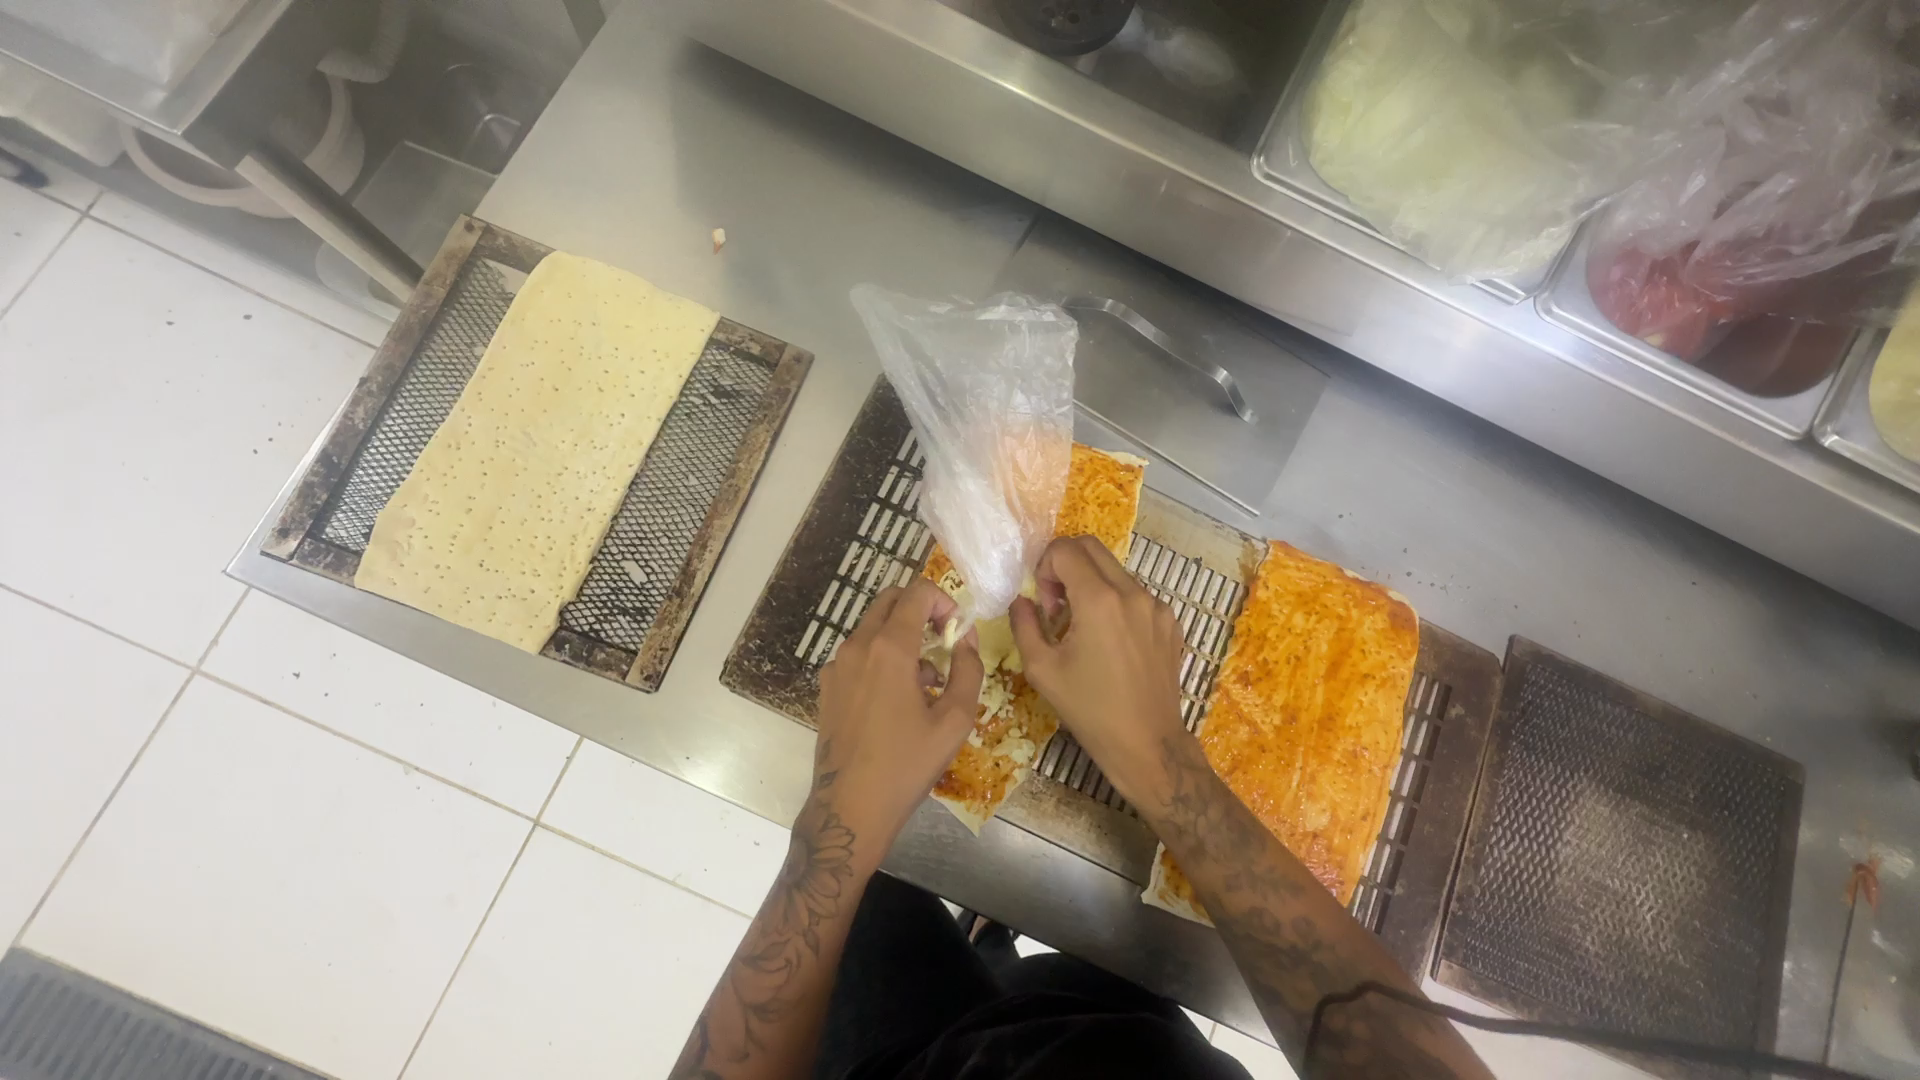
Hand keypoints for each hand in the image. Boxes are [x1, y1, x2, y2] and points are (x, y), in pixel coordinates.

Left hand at [814, 579, 984, 855]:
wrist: (850, 805)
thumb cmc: (907, 764)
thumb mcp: (954, 720)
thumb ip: (968, 670)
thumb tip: (966, 640)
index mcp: (889, 648)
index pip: (915, 592)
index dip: (943, 600)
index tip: (956, 628)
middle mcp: (857, 646)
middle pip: (889, 601)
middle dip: (920, 610)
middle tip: (942, 640)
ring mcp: (836, 665)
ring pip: (872, 627)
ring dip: (902, 635)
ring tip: (926, 679)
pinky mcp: (827, 686)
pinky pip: (858, 654)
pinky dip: (881, 657)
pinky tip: (897, 698)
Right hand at [1010, 535, 1190, 806]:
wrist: (1147, 744)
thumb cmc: (1089, 710)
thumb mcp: (1041, 670)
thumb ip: (1024, 625)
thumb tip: (1022, 601)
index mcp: (1099, 601)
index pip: (1065, 549)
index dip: (1044, 568)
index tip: (1045, 605)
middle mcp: (1133, 593)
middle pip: (1092, 548)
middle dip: (1066, 567)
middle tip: (1058, 607)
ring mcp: (1157, 606)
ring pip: (1115, 571)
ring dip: (1091, 585)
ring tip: (1083, 629)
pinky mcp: (1170, 622)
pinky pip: (1135, 595)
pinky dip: (1115, 603)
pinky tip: (1110, 643)